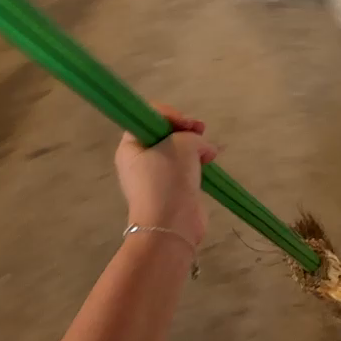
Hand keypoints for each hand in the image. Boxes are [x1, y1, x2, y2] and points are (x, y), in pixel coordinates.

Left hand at [115, 108, 217, 249]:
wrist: (171, 224)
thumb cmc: (168, 178)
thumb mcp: (182, 143)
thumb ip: (192, 135)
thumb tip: (203, 149)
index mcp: (131, 146)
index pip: (149, 118)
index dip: (171, 115)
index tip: (187, 124)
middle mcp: (140, 159)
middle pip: (165, 133)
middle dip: (186, 130)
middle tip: (200, 132)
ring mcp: (156, 175)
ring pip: (178, 150)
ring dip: (195, 147)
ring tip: (208, 151)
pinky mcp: (172, 188)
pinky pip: (186, 167)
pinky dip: (198, 163)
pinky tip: (210, 163)